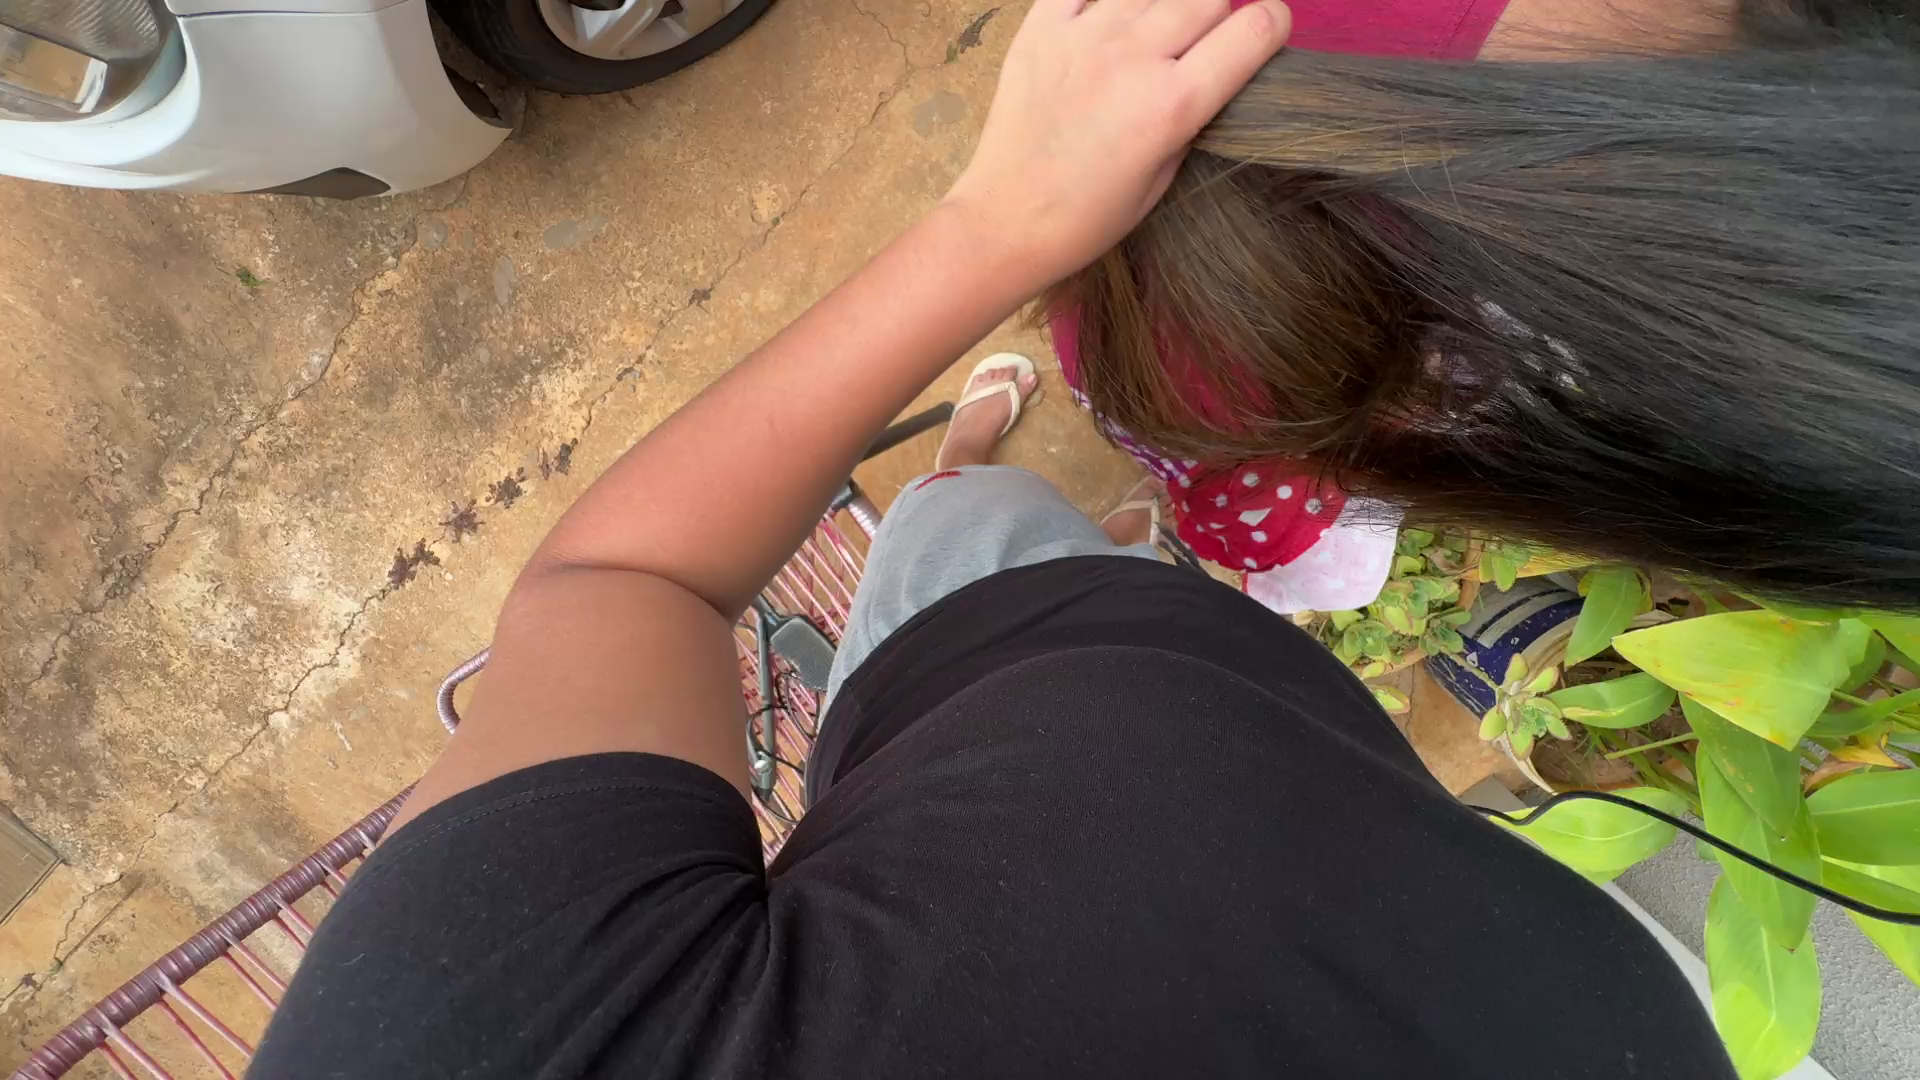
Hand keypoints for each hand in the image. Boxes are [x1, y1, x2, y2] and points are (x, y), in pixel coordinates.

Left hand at [941, 0, 1290, 290]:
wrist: (1003, 224)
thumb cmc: (1080, 223)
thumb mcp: (1155, 188)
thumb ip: (1188, 123)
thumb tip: (1207, 79)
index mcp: (1170, 107)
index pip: (1255, 29)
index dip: (1269, 30)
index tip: (1259, 41)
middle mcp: (1133, 58)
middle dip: (1215, 20)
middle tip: (1190, 57)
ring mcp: (1084, 36)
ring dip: (1163, 10)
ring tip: (1142, 50)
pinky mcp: (1041, 28)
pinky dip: (1106, 2)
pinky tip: (1103, 31)